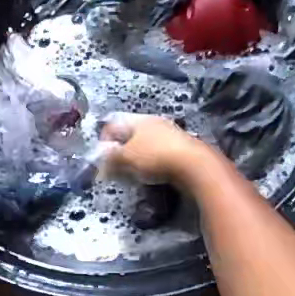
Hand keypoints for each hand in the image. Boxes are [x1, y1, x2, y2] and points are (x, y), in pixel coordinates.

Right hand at [100, 114, 217, 184]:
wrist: (195, 166)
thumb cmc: (155, 157)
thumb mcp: (126, 157)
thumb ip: (110, 157)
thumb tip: (99, 157)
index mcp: (139, 119)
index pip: (113, 124)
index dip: (103, 141)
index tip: (101, 160)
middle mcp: (154, 122)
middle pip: (129, 135)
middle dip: (119, 152)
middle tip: (114, 169)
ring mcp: (169, 135)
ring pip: (144, 145)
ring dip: (135, 159)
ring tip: (131, 174)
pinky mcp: (180, 149)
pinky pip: (158, 155)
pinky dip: (150, 164)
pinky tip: (150, 175)